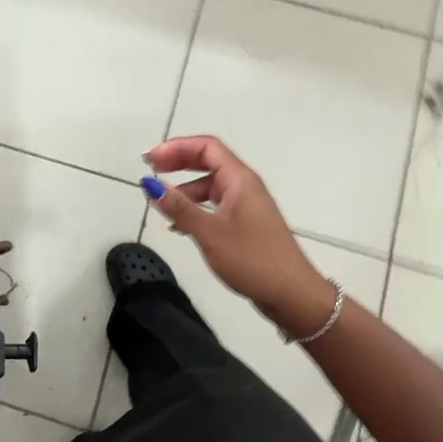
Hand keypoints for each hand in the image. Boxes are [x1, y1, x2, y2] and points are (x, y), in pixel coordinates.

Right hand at [142, 136, 321, 317]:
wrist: (293, 295)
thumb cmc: (253, 259)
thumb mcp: (210, 233)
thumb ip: (179, 207)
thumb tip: (149, 183)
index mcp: (239, 179)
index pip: (206, 147)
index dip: (176, 146)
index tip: (150, 159)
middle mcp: (244, 186)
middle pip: (208, 161)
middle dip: (178, 161)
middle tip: (150, 168)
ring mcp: (247, 205)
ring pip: (211, 185)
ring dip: (185, 187)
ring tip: (161, 202)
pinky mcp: (247, 224)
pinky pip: (216, 204)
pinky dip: (196, 207)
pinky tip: (179, 225)